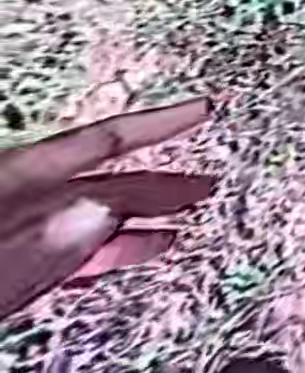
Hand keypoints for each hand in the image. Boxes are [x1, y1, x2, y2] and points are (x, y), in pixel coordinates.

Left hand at [0, 98, 213, 316]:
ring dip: (119, 230)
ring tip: (169, 233)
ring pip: (60, 227)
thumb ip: (33, 242)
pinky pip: (37, 259)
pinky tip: (109, 264)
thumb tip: (107, 208)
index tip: (205, 109)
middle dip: (145, 187)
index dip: (155, 125)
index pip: (87, 144)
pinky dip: (80, 260)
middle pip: (76, 187)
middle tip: (202, 188)